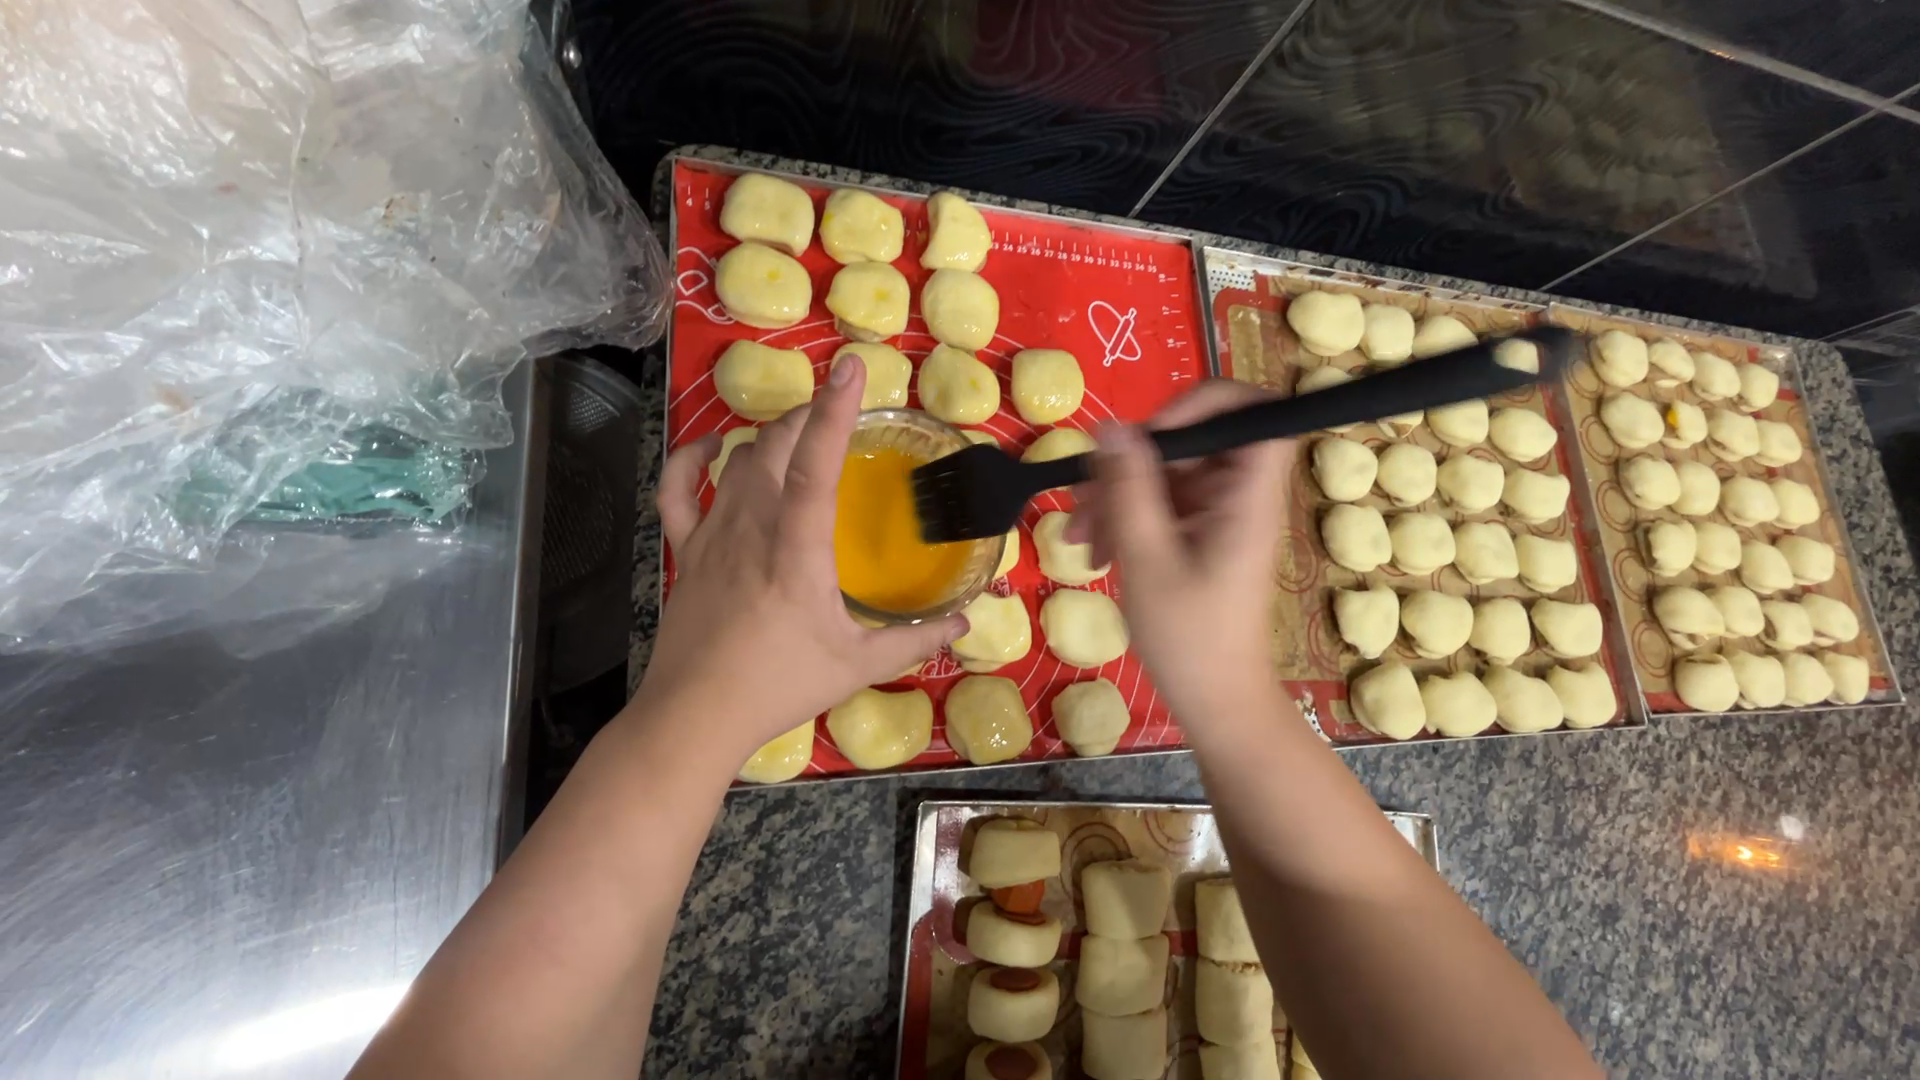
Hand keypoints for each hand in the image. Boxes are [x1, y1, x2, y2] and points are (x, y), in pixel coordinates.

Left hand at [636, 357, 966, 766]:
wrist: (695, 714)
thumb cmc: (780, 685)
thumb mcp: (859, 665)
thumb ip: (916, 640)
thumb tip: (966, 623)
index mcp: (796, 549)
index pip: (815, 464)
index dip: (835, 412)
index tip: (852, 369)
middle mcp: (750, 526)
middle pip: (774, 445)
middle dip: (808, 417)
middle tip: (838, 416)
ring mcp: (711, 534)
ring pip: (737, 459)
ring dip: (769, 437)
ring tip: (798, 436)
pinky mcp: (684, 549)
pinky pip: (678, 488)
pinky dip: (692, 459)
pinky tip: (712, 447)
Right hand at [1066, 379, 1295, 733]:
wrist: (1214, 700)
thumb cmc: (1190, 638)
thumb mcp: (1148, 560)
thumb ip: (1129, 489)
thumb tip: (1111, 426)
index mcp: (1248, 495)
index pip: (1255, 411)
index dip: (1208, 403)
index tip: (1154, 431)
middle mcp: (1237, 494)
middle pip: (1191, 441)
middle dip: (1130, 464)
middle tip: (1086, 499)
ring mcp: (1216, 513)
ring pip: (1164, 473)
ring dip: (1115, 496)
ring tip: (1080, 539)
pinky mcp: (1195, 532)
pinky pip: (1156, 503)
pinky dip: (1122, 519)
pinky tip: (1094, 552)